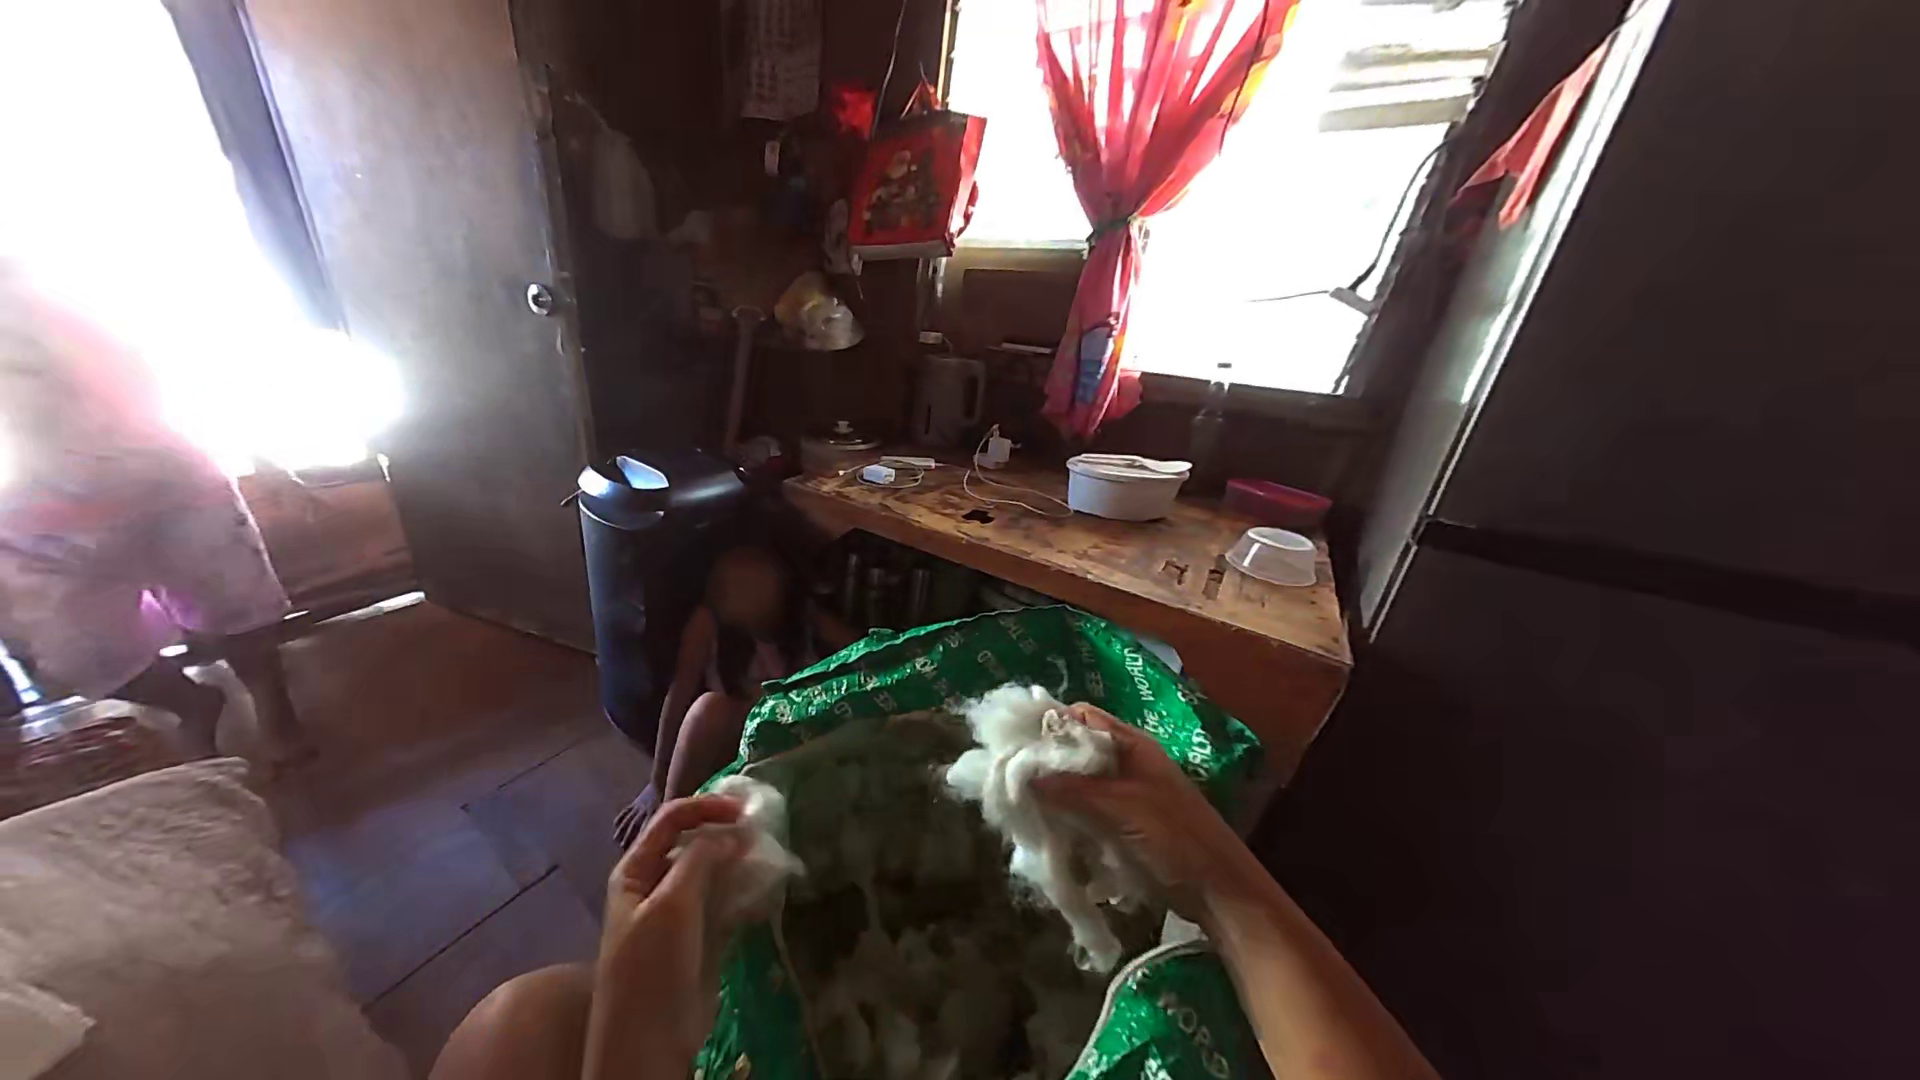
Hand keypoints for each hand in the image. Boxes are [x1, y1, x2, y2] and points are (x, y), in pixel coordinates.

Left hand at [585, 794, 747, 1079]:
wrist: (648, 1047)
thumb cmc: (651, 969)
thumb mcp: (672, 905)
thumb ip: (701, 858)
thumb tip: (734, 831)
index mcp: (636, 870)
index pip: (673, 818)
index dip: (707, 806)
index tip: (744, 809)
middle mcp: (656, 882)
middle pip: (694, 839)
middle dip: (727, 829)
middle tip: (762, 828)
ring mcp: (680, 908)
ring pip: (714, 866)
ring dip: (740, 857)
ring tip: (768, 854)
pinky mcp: (702, 931)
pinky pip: (726, 894)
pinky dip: (745, 884)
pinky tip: (765, 883)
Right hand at [1032, 704, 1272, 925]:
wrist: (1220, 892)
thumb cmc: (1175, 839)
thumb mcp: (1122, 809)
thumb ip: (1073, 789)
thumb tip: (1024, 773)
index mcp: (1131, 744)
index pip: (1081, 717)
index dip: (1049, 723)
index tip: (1015, 741)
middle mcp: (1126, 760)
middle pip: (1076, 747)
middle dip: (1045, 758)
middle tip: (1012, 774)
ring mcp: (1125, 791)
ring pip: (1078, 778)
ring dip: (1053, 788)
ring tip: (1022, 800)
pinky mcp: (1122, 820)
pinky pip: (1085, 805)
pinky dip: (1066, 810)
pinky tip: (1046, 822)